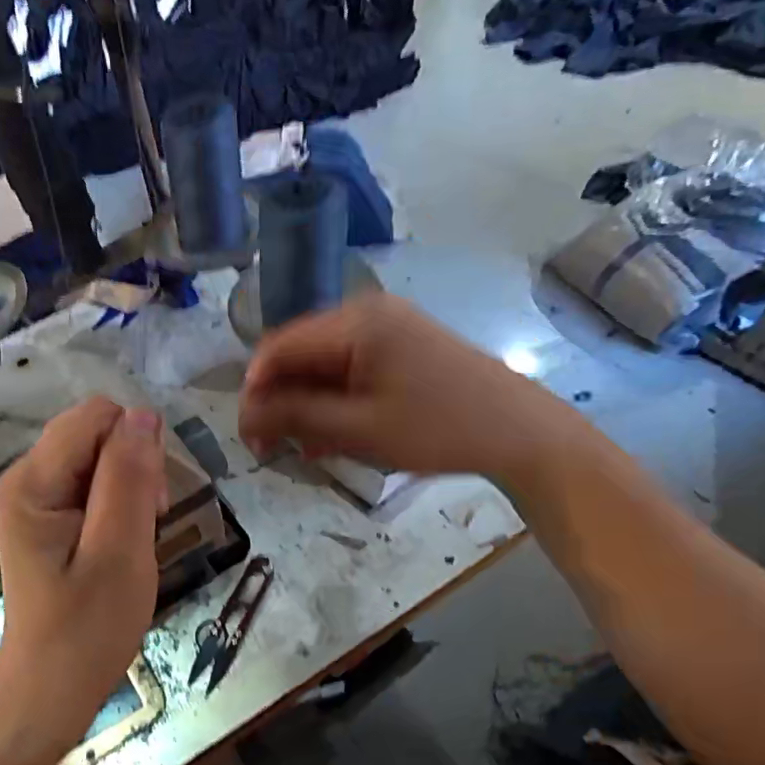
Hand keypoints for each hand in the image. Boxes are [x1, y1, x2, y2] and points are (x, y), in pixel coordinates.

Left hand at [0, 398, 163, 764]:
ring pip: (100, 458)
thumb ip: (129, 478)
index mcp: (32, 481)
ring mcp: (34, 499)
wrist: (51, 694)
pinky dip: (120, 505)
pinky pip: (94, 485)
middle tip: (147, 524)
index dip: (136, 445)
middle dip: (134, 466)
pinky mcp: (47, 519)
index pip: (96, 417)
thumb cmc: (87, 631)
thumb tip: (143, 414)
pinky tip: (124, 543)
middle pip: (96, 433)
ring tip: (137, 539)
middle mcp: (25, 478)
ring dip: (131, 488)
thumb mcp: (119, 552)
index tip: (152, 499)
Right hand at [239, 294, 562, 475]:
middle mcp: (366, 313)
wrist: (520, 432)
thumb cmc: (438, 428)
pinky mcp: (402, 347)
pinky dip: (335, 402)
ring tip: (305, 451)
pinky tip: (333, 437)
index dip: (255, 390)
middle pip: (300, 355)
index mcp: (355, 322)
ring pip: (323, 366)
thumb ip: (295, 417)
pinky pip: (351, 371)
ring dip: (307, 406)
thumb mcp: (359, 428)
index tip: (248, 435)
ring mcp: (388, 329)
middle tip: (272, 449)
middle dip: (281, 402)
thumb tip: (244, 415)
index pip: (279, 347)